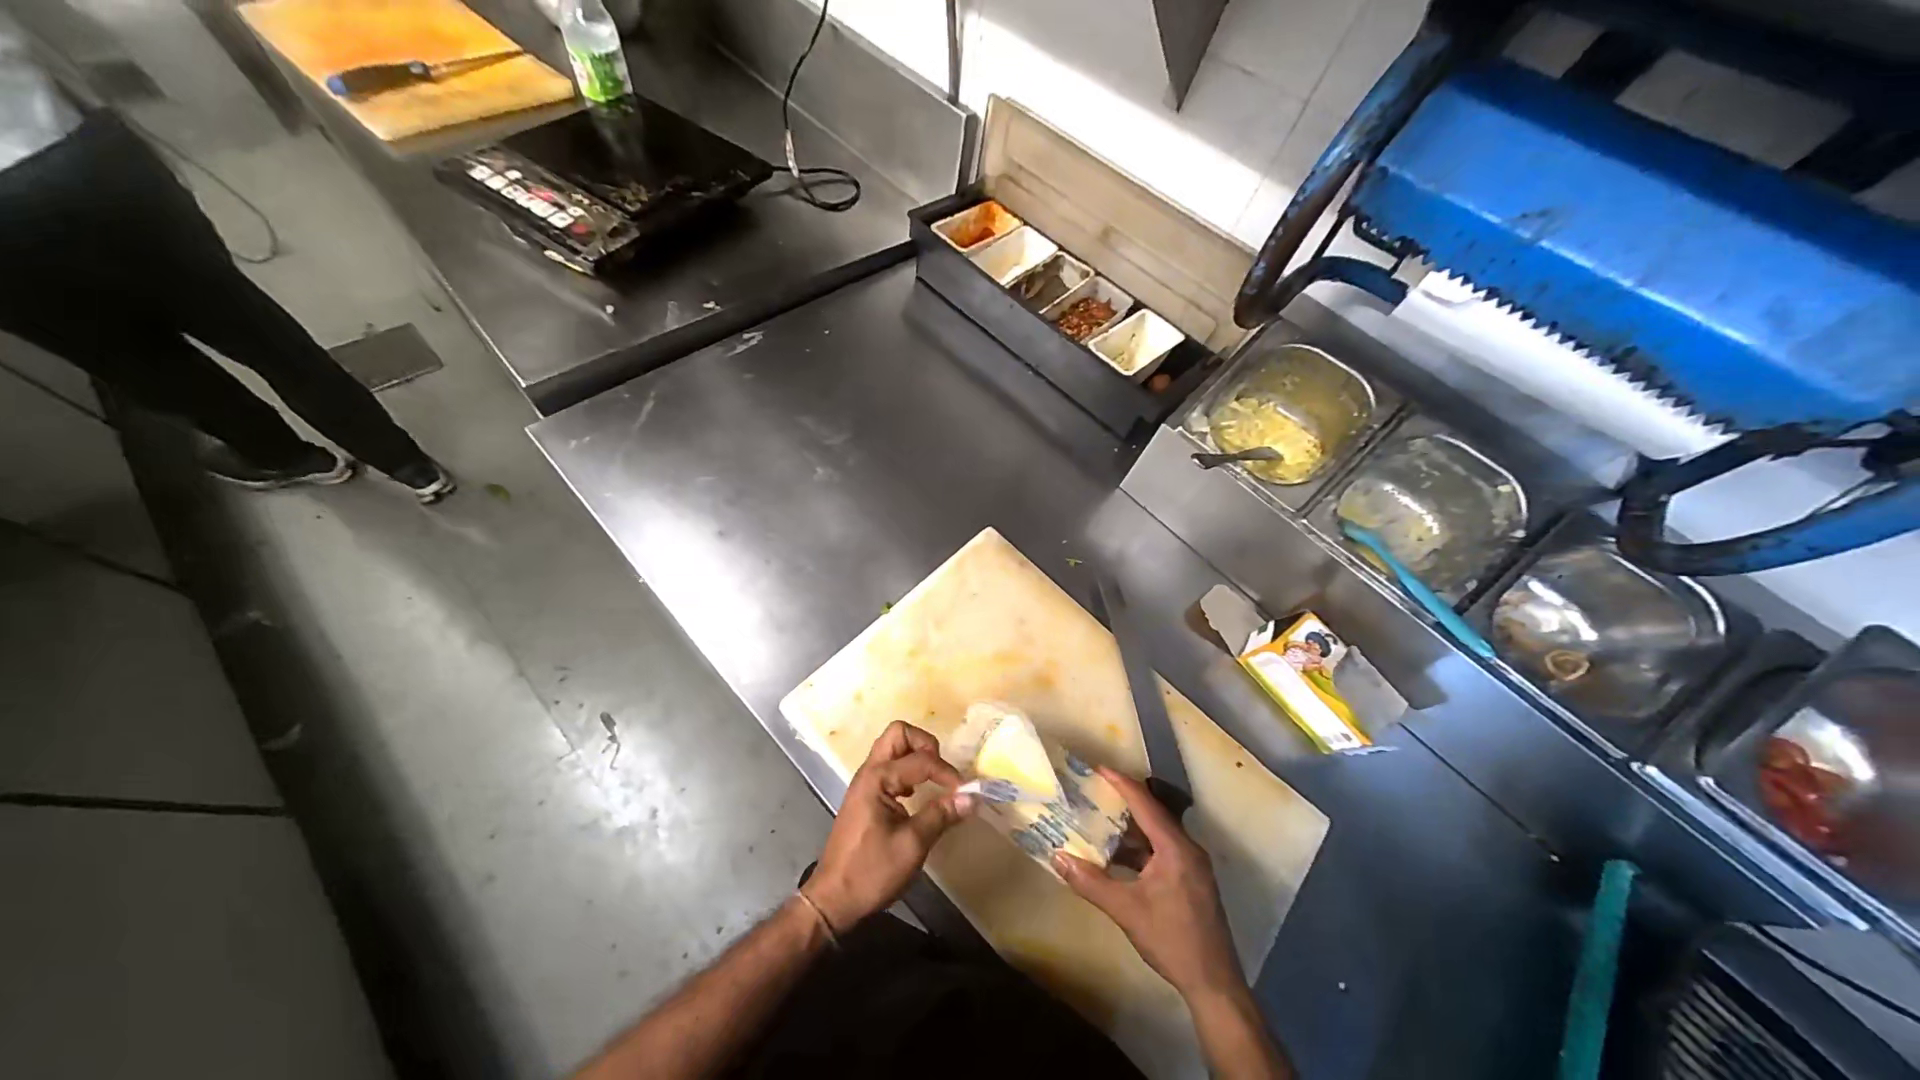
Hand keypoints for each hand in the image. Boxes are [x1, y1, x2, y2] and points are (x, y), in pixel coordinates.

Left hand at [802, 721, 977, 931]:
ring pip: (892, 748)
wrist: (833, 900)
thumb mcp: (912, 845)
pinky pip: (889, 767)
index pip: (921, 760)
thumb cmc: (871, 872)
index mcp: (877, 779)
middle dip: (926, 745)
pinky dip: (907, 771)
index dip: (947, 773)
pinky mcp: (865, 797)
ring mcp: (865, 783)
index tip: (965, 794)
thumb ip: (942, 815)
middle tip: (942, 772)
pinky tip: (916, 795)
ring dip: (916, 756)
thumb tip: (972, 797)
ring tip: (934, 782)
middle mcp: (869, 773)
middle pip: (898, 734)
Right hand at [1055, 767, 1243, 998]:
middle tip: (1093, 792)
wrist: (1213, 982)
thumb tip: (1058, 857)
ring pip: (1156, 835)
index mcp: (1175, 848)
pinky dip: (1138, 849)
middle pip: (1152, 815)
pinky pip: (1161, 852)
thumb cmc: (1171, 939)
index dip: (1121, 783)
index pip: (1145, 803)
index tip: (1097, 769)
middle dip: (1123, 802)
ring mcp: (1191, 866)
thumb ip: (1091, 882)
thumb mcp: (1126, 910)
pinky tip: (1116, 857)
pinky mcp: (1190, 881)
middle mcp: (1187, 849)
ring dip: (1129, 829)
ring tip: (1098, 821)